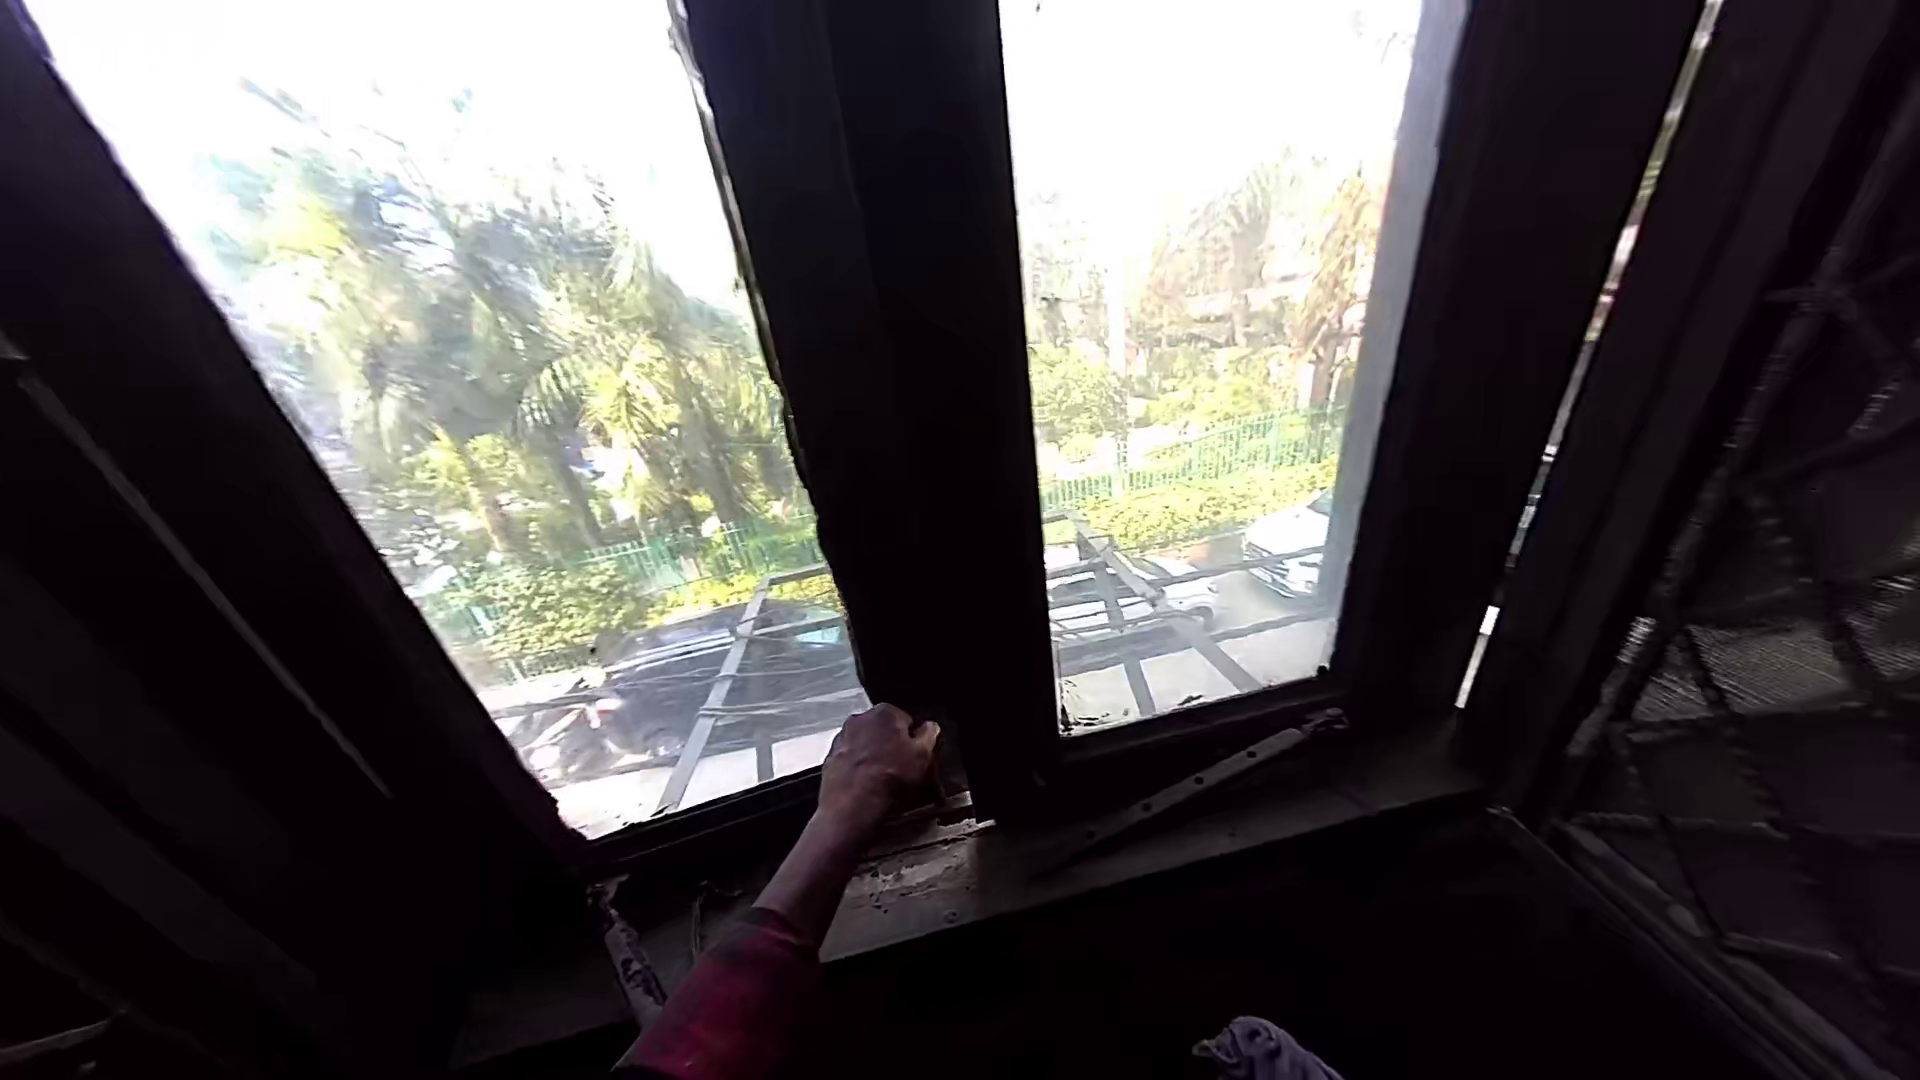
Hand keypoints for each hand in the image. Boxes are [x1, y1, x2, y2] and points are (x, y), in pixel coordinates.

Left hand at [817, 703, 938, 829]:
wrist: (851, 805)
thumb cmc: (888, 778)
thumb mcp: (923, 755)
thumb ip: (930, 734)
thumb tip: (930, 728)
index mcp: (885, 712)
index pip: (907, 721)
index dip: (915, 742)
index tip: (917, 758)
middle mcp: (860, 719)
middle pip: (885, 732)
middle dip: (893, 749)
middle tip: (902, 772)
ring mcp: (842, 739)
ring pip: (867, 747)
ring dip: (875, 759)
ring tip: (885, 784)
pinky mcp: (830, 759)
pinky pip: (852, 762)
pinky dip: (859, 771)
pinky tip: (867, 788)